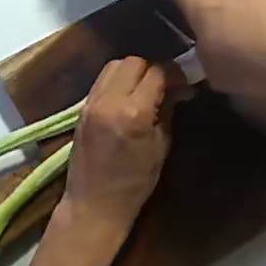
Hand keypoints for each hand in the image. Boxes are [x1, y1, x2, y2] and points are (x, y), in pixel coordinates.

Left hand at [53, 57, 170, 260]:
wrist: (94, 203)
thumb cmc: (134, 183)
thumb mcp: (161, 147)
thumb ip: (167, 111)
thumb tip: (179, 89)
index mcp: (133, 112)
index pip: (156, 72)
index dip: (174, 74)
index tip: (184, 84)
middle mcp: (108, 100)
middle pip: (133, 62)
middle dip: (152, 69)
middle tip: (166, 87)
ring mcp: (91, 102)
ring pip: (114, 66)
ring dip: (133, 72)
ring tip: (146, 91)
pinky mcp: (81, 108)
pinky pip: (101, 81)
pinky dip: (117, 81)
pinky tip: (128, 97)